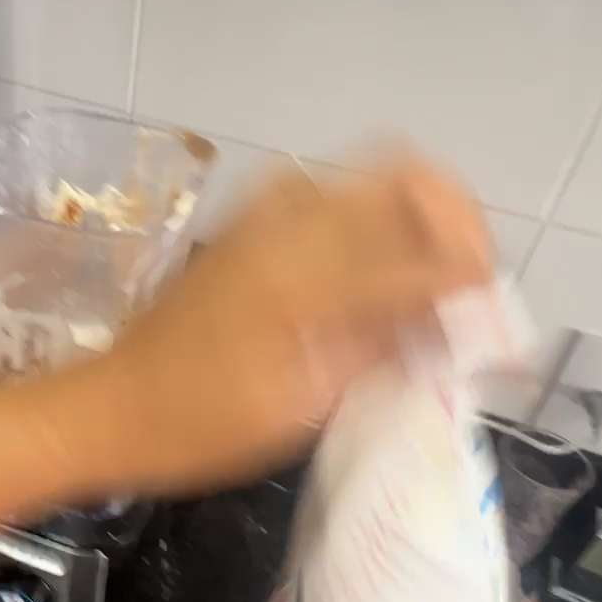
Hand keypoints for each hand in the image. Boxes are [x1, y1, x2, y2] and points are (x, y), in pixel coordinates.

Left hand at [62, 153, 492, 493]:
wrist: (107, 408)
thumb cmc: (195, 427)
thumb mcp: (298, 407)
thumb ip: (383, 351)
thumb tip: (460, 324)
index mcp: (301, 276)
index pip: (424, 253)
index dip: (475, 288)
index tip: (494, 330)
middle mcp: (282, 225)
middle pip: (404, 174)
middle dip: (455, 225)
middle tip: (463, 288)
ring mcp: (256, 218)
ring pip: (364, 176)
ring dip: (412, 217)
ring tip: (422, 282)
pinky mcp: (242, 228)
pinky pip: (323, 195)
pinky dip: (367, 222)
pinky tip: (367, 276)